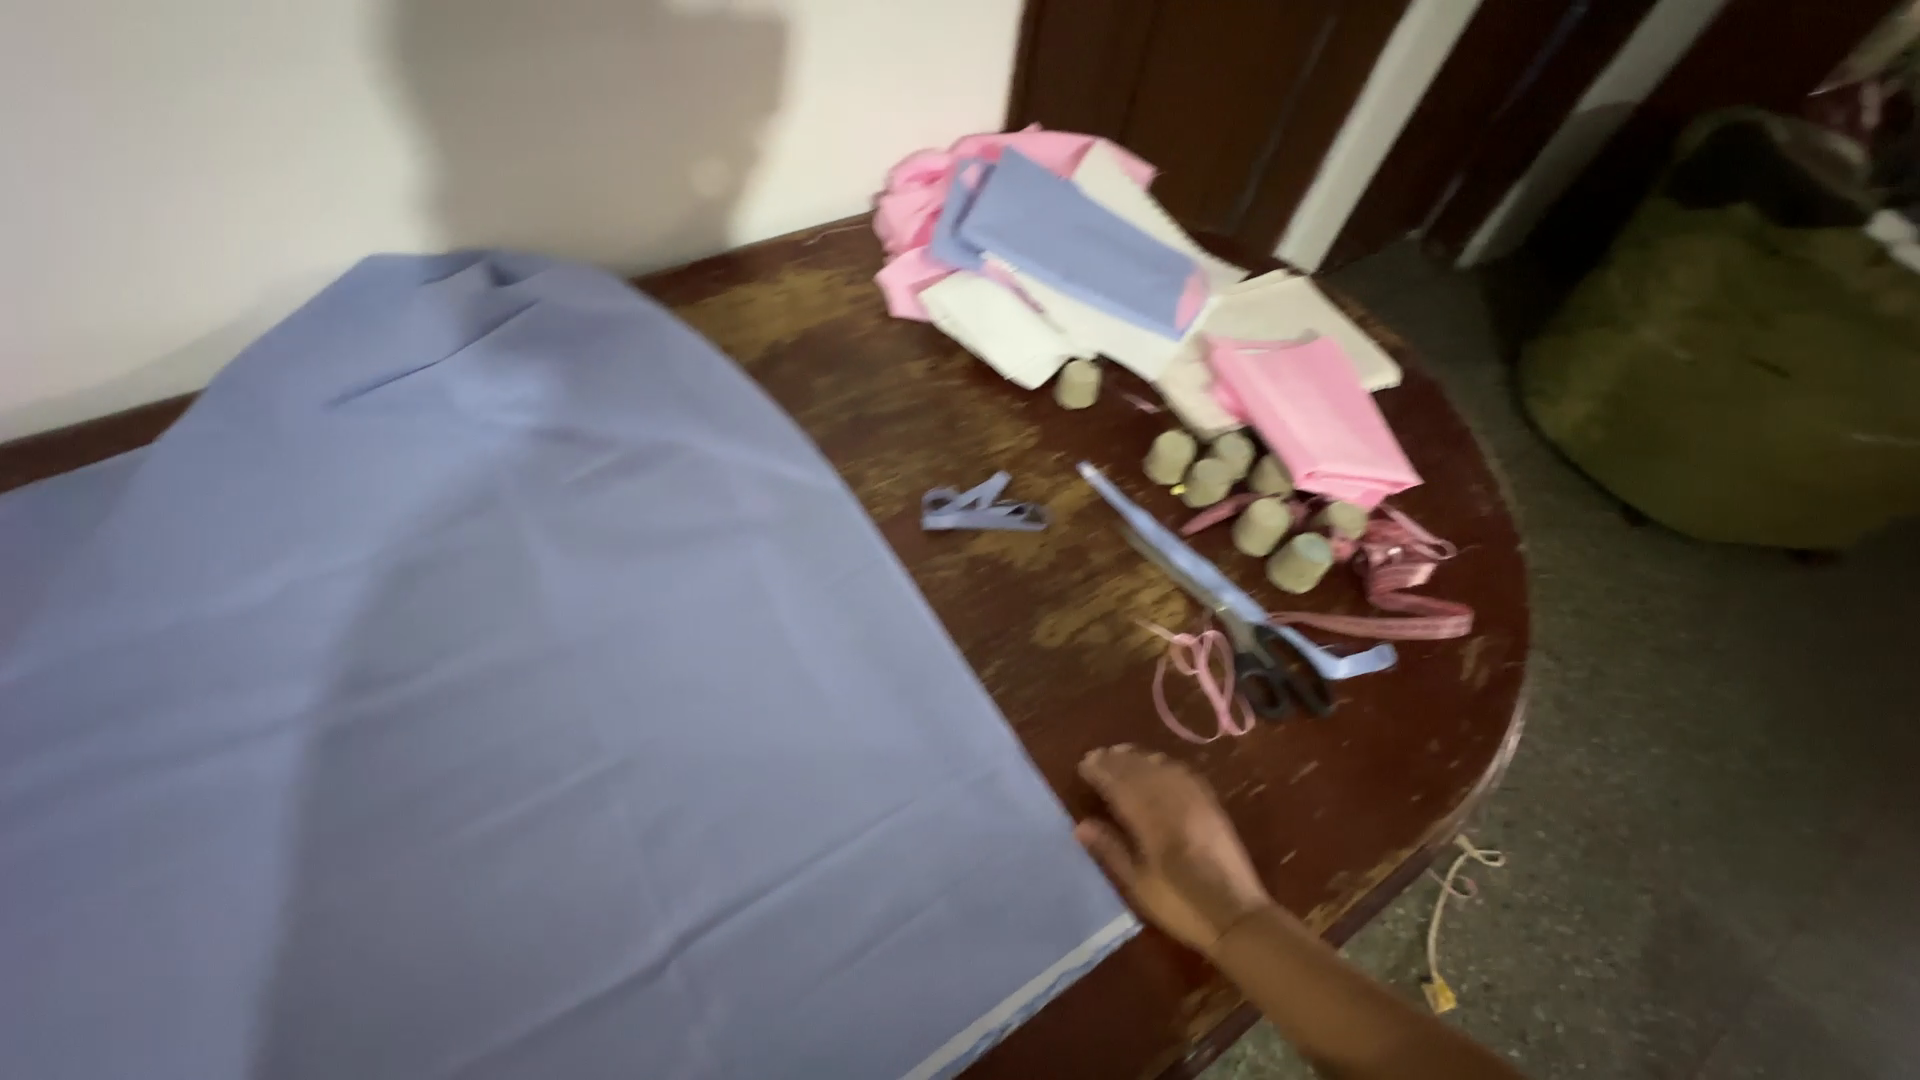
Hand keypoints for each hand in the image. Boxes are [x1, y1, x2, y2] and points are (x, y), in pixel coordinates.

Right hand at [1074, 745, 1277, 953]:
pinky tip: (1158, 765)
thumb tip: (1080, 825)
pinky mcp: (1211, 805)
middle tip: (1097, 756)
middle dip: (1116, 760)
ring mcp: (1195, 801)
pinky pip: (1184, 774)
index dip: (1100, 771)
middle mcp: (1173, 803)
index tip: (1083, 765)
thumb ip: (1110, 850)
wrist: (1236, 916)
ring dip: (1138, 758)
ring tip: (1120, 754)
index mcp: (1151, 822)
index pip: (1119, 785)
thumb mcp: (1139, 884)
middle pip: (1139, 770)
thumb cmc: (1180, 906)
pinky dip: (1165, 765)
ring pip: (1161, 767)